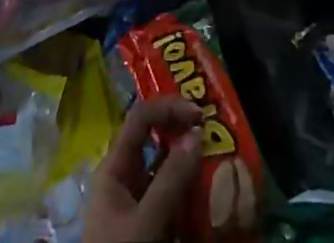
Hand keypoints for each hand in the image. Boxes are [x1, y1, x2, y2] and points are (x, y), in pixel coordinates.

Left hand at [83, 96, 201, 242]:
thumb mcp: (146, 221)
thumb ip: (170, 180)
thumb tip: (196, 135)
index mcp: (114, 167)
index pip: (139, 121)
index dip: (167, 108)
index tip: (200, 114)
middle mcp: (124, 177)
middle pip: (153, 142)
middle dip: (182, 131)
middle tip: (214, 132)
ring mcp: (137, 202)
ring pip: (166, 170)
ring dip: (190, 163)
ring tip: (220, 158)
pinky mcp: (150, 225)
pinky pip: (172, 198)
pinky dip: (191, 192)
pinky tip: (212, 193)